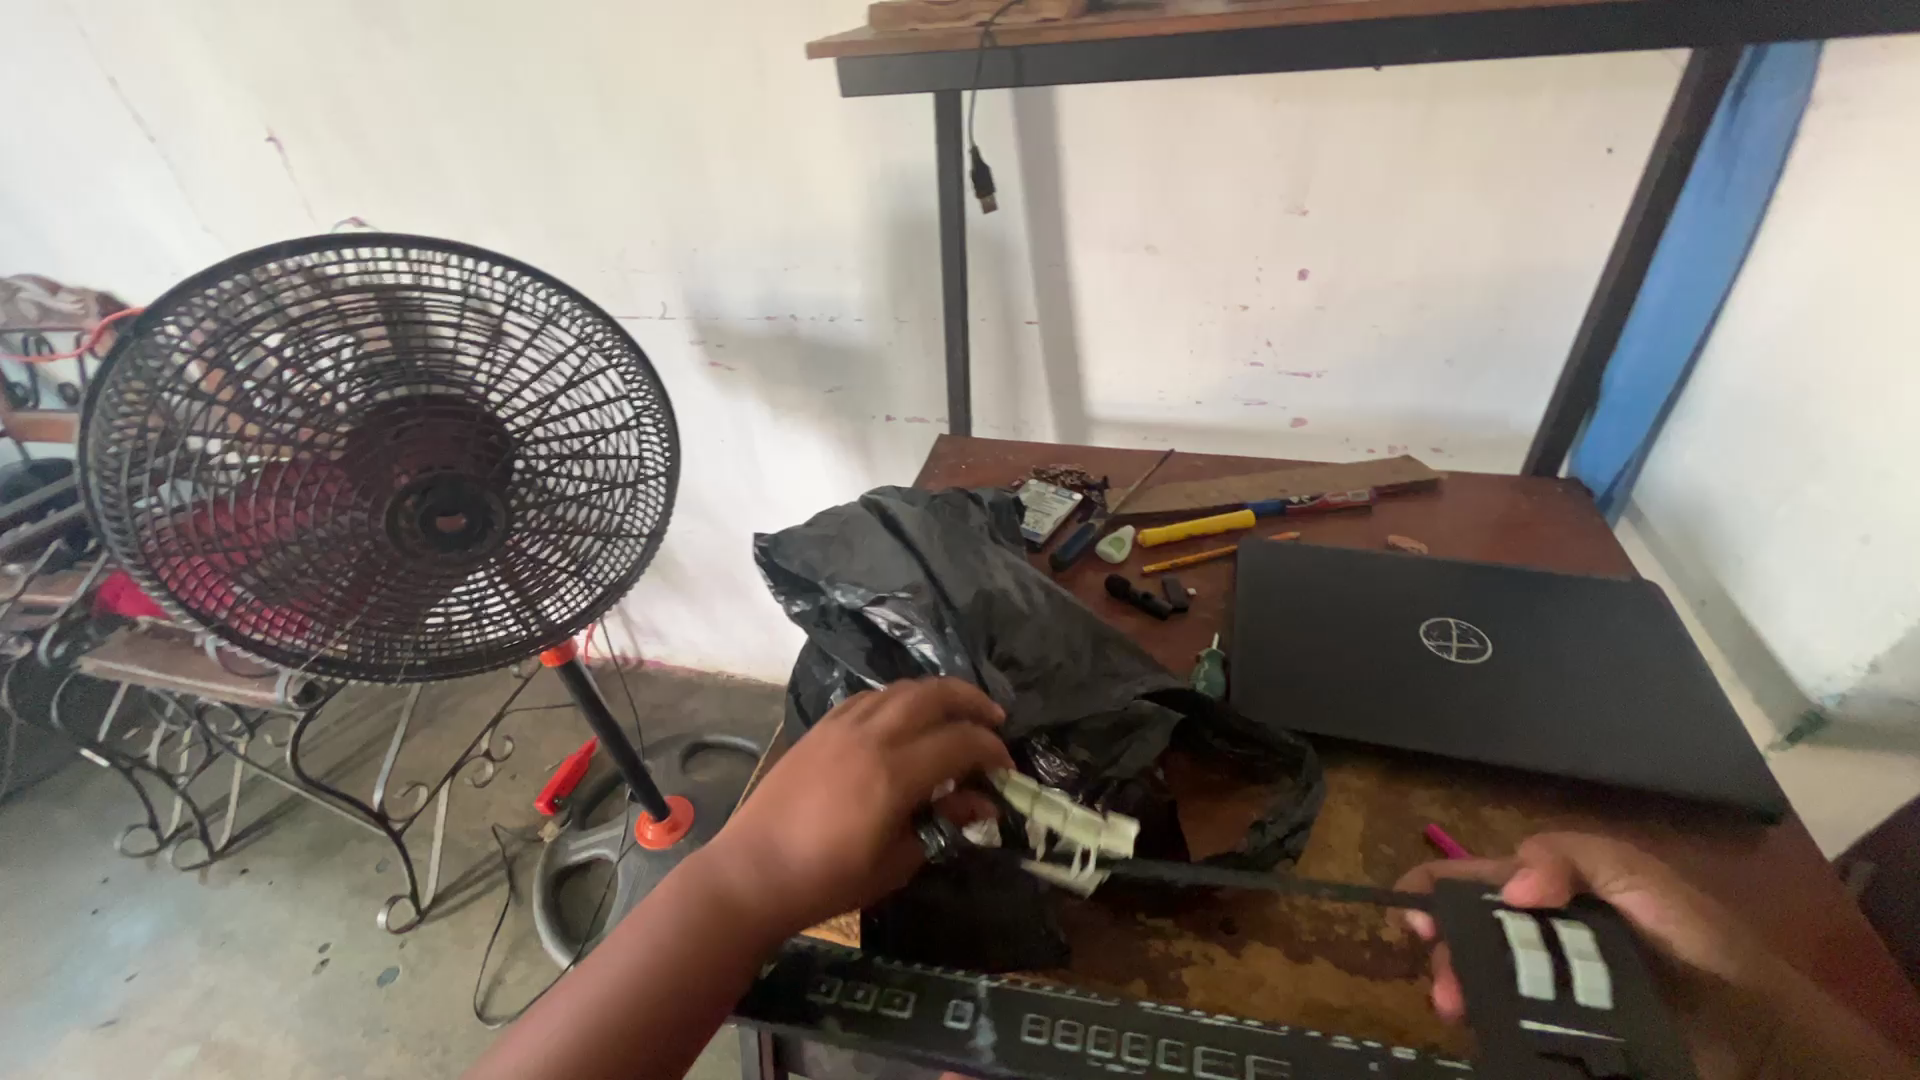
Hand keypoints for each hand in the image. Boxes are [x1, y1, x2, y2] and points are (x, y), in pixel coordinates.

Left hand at [696, 677, 1013, 938]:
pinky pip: (871, 697)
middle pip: (935, 694)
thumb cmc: (828, 879)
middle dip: (973, 701)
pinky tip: (906, 718)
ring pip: (903, 688)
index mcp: (894, 774)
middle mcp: (872, 736)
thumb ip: (943, 822)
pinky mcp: (822, 726)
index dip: (992, 750)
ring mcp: (844, 725)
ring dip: (937, 695)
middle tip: (994, 720)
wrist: (754, 872)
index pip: (961, 742)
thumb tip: (984, 802)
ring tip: (956, 713)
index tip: (1005, 769)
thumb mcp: (897, 860)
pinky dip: (899, 700)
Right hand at [1393, 833, 1914, 1079]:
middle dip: (1442, 954)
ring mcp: (1543, 986)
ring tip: (1459, 1012)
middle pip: (1461, 935)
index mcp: (1535, 889)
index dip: (1428, 891)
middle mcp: (1529, 934)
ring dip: (1458, 991)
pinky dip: (1490, 1026)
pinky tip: (1486, 1034)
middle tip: (1443, 986)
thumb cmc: (1691, 935)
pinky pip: (1510, 1023)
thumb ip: (1567, 857)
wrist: (1763, 1028)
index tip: (1413, 920)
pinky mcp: (1560, 1031)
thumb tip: (1511, 889)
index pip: (1464, 880)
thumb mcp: (1631, 871)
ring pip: (1477, 981)